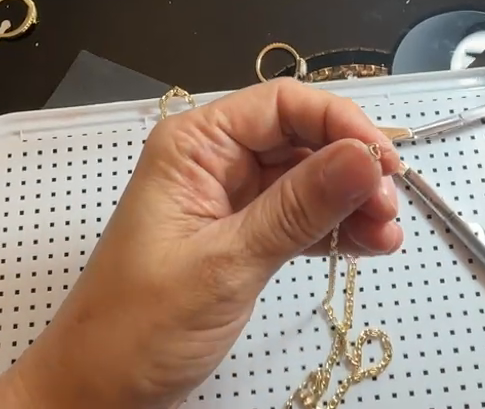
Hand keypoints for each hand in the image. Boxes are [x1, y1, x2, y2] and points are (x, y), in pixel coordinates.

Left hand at [0, 80, 402, 408]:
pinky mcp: (241, 233)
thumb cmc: (138, 325)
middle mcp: (214, 158)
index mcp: (196, 143)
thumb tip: (364, 157)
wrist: (95, 395)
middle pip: (297, 138)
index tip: (382, 158)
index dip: (337, 122)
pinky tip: (370, 243)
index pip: (279, 104)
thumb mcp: (227, 262)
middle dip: (348, 165)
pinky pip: (298, 216)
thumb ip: (300, 207)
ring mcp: (229, 196)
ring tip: (386, 232)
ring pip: (304, 178)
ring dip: (349, 200)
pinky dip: (333, 227)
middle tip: (389, 203)